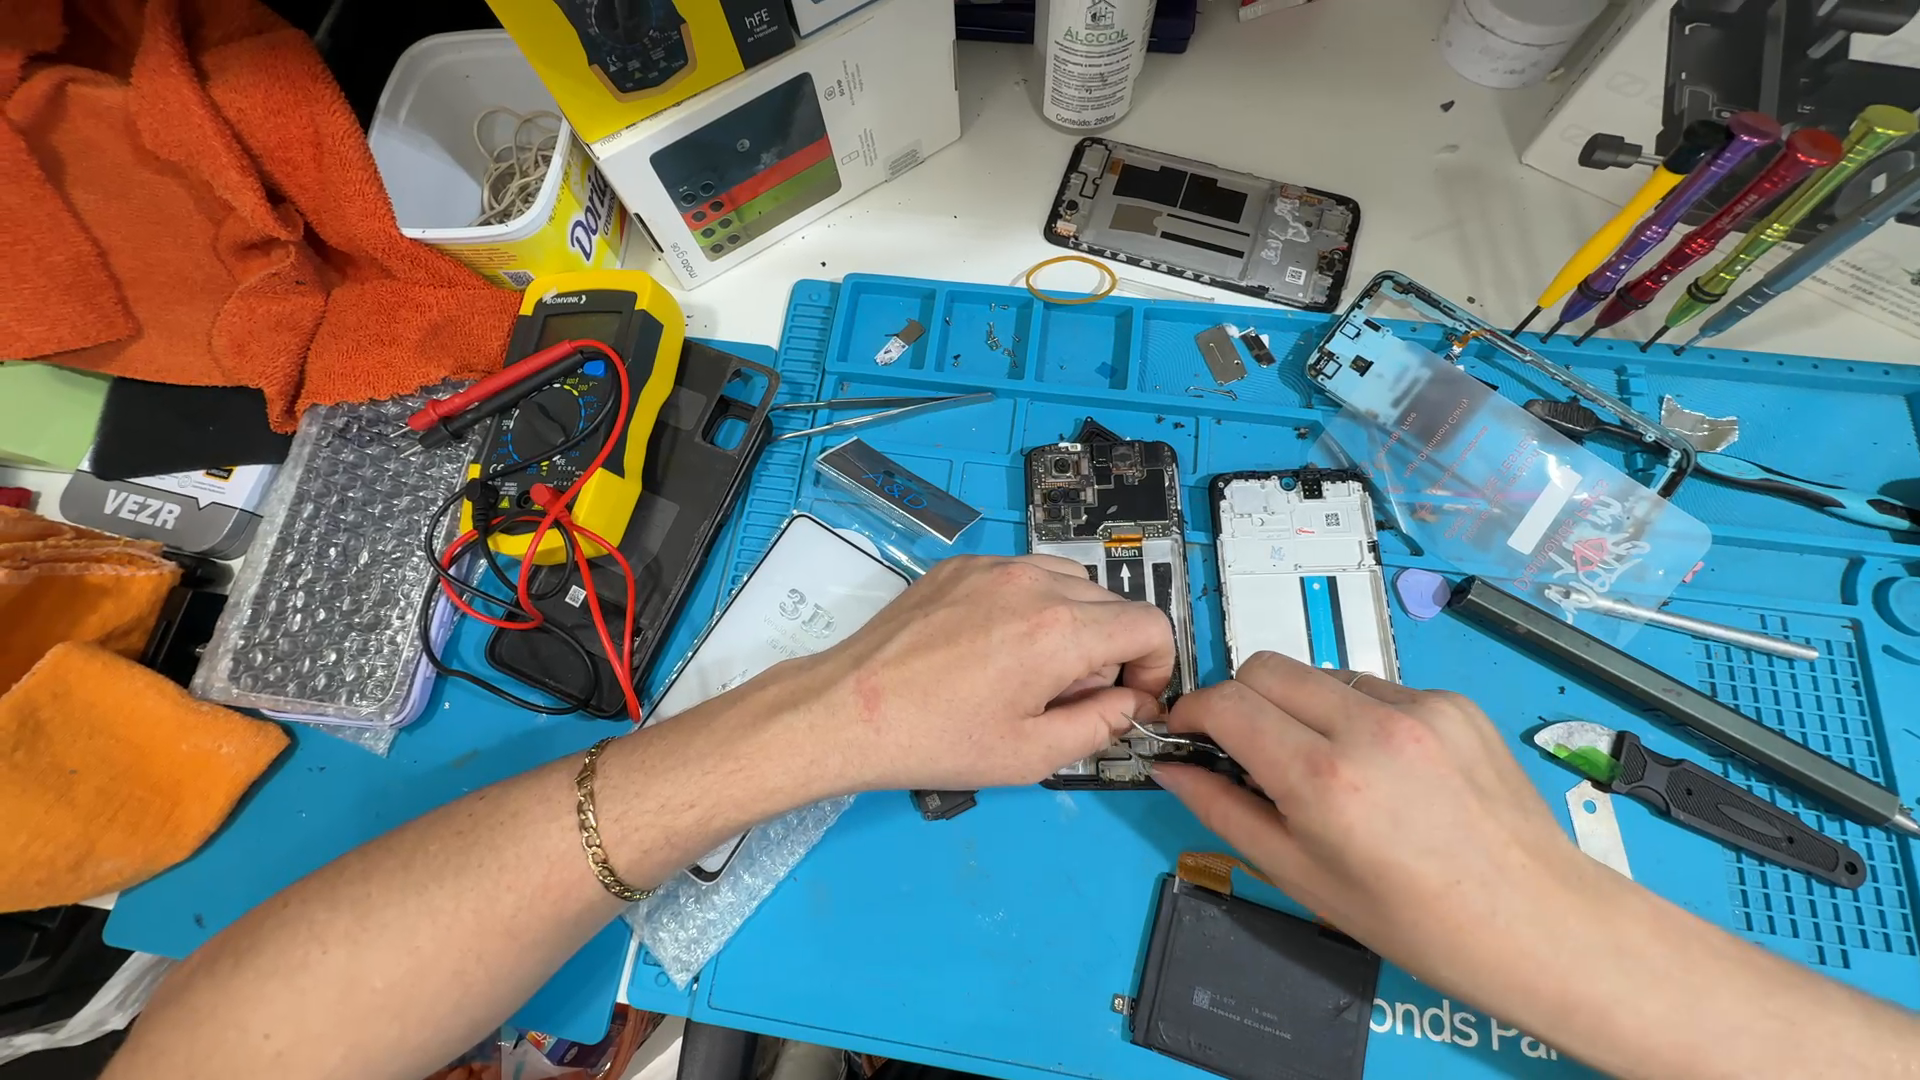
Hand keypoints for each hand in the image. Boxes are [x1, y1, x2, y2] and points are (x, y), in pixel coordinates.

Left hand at [773, 555, 1174, 792]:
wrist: (851, 708)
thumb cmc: (941, 740)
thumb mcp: (1033, 754)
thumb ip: (1102, 725)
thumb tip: (1134, 701)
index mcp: (1060, 631)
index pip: (1149, 624)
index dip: (1155, 664)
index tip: (1129, 695)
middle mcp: (1033, 583)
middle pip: (1110, 603)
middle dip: (1109, 650)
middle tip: (1068, 694)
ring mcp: (993, 565)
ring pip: (1069, 581)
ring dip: (1073, 620)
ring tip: (1033, 665)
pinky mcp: (961, 564)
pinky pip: (1021, 572)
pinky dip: (1030, 602)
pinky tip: (994, 641)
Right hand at [1152, 651, 1603, 996]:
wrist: (1548, 928)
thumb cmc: (1414, 922)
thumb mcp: (1299, 876)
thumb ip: (1221, 810)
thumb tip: (1170, 768)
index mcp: (1325, 780)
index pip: (1227, 702)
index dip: (1193, 712)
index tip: (1188, 733)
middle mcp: (1369, 726)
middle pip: (1263, 666)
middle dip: (1238, 699)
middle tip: (1248, 747)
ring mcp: (1418, 706)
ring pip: (1314, 673)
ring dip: (1296, 706)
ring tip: (1324, 762)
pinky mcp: (1451, 700)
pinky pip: (1370, 686)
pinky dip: (1352, 714)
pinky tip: (1381, 765)